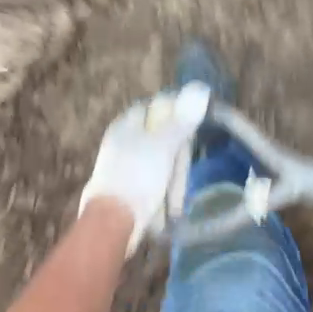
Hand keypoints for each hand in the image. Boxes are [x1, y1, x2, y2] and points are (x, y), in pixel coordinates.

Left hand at [78, 83, 210, 253]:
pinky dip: (160, 197)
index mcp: (126, 125)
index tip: (191, 128)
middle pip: (158, 139)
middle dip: (175, 159)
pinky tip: (167, 211)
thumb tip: (200, 89)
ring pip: (157, 166)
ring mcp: (122, 168)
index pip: (152, 108)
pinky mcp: (124, 192)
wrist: (112, 222)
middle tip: (182, 175)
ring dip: (170, 183)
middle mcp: (121, 143)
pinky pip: (150, 187)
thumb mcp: (164, 145)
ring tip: (175, 203)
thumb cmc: (137, 176)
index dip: (173, 114)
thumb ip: (182, 121)